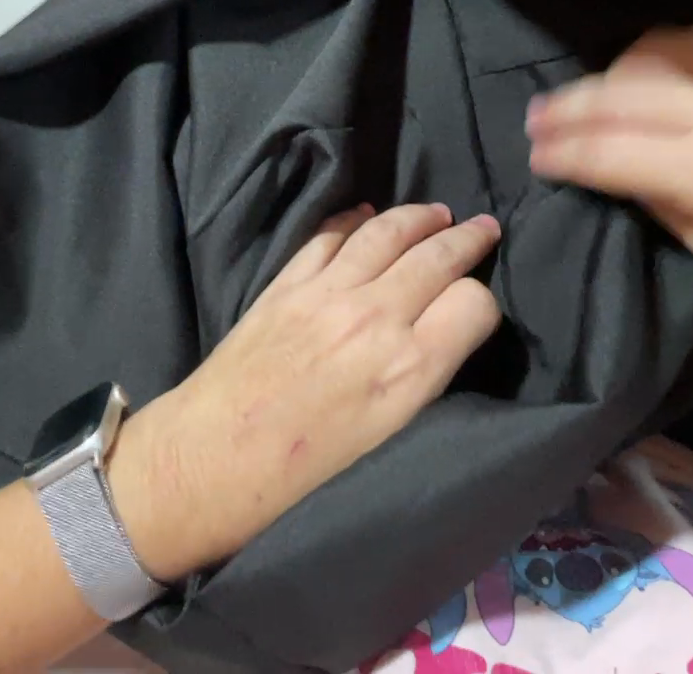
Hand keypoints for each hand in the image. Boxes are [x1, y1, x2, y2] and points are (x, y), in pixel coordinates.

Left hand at [109, 204, 501, 580]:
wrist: (208, 462)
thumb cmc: (302, 480)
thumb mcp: (388, 441)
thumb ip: (421, 380)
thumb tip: (441, 340)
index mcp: (408, 368)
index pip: (473, 304)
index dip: (484, 302)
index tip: (478, 307)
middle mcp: (373, 317)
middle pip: (435, 255)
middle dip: (467, 238)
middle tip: (484, 227)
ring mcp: (325, 293)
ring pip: (384, 232)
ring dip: (416, 217)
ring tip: (435, 212)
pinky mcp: (284, 284)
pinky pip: (327, 236)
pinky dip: (352, 221)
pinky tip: (364, 216)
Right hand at [524, 30, 692, 306]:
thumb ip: (660, 204)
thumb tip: (613, 172)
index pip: (604, 149)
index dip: (559, 150)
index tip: (533, 153)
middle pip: (615, 92)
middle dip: (566, 107)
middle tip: (536, 120)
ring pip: (645, 55)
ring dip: (604, 78)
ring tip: (584, 101)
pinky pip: (686, 41)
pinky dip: (650, 58)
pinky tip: (639, 76)